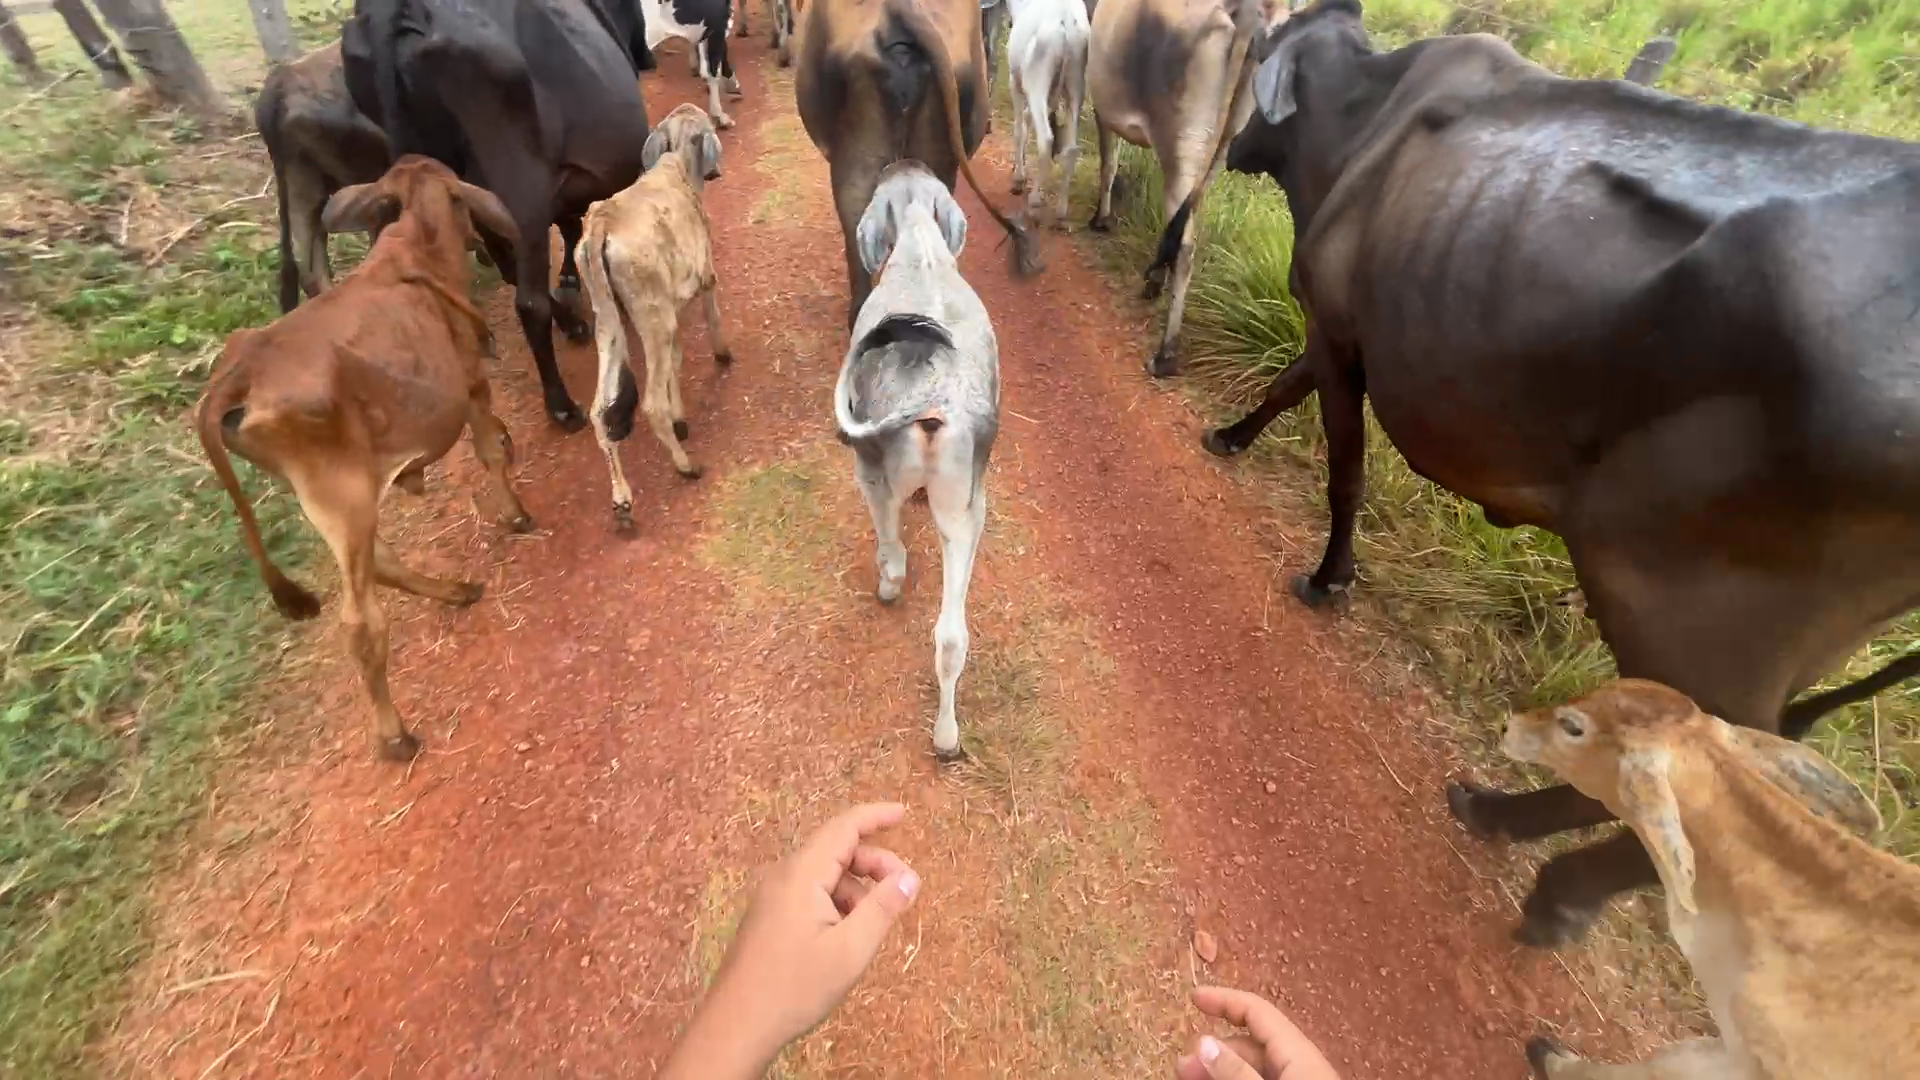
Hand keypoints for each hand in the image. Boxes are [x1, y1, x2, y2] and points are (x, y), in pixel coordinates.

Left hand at [659, 803, 920, 1079]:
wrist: (733, 1030)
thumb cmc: (793, 988)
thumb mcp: (849, 951)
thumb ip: (883, 909)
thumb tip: (910, 877)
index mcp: (802, 873)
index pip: (845, 827)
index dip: (876, 815)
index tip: (904, 813)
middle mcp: (786, 874)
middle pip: (837, 850)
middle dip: (875, 863)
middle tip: (905, 888)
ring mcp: (774, 895)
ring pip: (826, 874)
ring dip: (857, 887)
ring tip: (877, 921)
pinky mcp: (770, 916)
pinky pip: (812, 892)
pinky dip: (838, 901)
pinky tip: (849, 934)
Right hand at [1174, 987, 1341, 1079]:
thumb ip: (1237, 1074)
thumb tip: (1204, 1042)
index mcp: (1301, 1058)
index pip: (1258, 1012)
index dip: (1224, 1000)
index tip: (1192, 1000)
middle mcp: (1302, 1072)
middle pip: (1251, 1048)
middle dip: (1214, 1053)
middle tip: (1183, 1071)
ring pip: (1254, 1076)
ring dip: (1222, 1076)